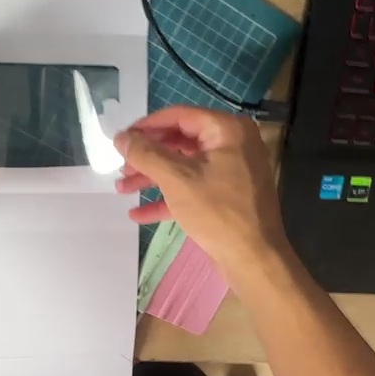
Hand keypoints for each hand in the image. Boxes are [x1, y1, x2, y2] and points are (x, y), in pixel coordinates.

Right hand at [114, 106, 289, 274]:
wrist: (254, 259)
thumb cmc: (218, 212)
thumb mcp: (177, 179)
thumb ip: (146, 154)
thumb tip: (121, 137)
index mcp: (227, 130)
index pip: (180, 116)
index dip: (147, 126)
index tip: (121, 138)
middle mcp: (232, 145)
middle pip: (180, 142)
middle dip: (148, 156)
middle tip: (121, 167)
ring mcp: (231, 173)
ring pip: (184, 168)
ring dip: (153, 178)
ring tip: (123, 189)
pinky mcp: (226, 197)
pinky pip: (193, 189)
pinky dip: (168, 199)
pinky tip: (139, 213)